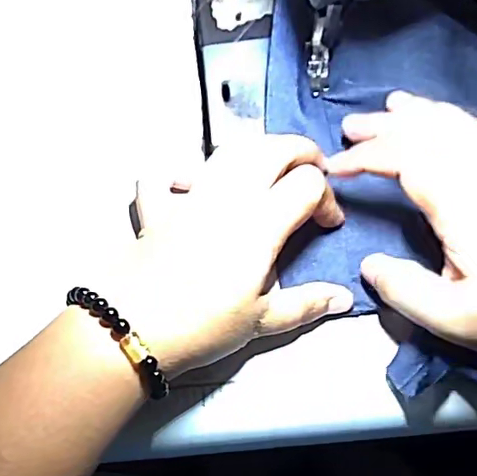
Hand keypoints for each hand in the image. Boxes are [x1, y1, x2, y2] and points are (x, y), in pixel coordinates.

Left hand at [101, 135, 353, 374]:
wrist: (135, 327)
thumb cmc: (201, 326)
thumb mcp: (262, 321)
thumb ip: (306, 304)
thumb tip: (341, 298)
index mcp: (260, 222)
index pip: (307, 184)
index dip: (327, 199)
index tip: (327, 224)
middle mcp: (227, 197)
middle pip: (273, 148)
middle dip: (301, 152)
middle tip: (312, 173)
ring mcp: (189, 197)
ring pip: (228, 149)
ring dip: (256, 150)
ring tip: (268, 170)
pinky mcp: (158, 208)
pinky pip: (166, 172)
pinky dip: (181, 170)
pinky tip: (188, 183)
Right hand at [327, 91, 476, 381]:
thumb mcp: (454, 319)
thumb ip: (405, 290)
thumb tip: (370, 264)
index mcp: (467, 207)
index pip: (409, 160)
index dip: (367, 157)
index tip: (334, 168)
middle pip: (434, 132)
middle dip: (388, 125)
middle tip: (350, 126)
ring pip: (461, 126)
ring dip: (421, 114)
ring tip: (392, 106)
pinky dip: (453, 121)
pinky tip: (445, 125)